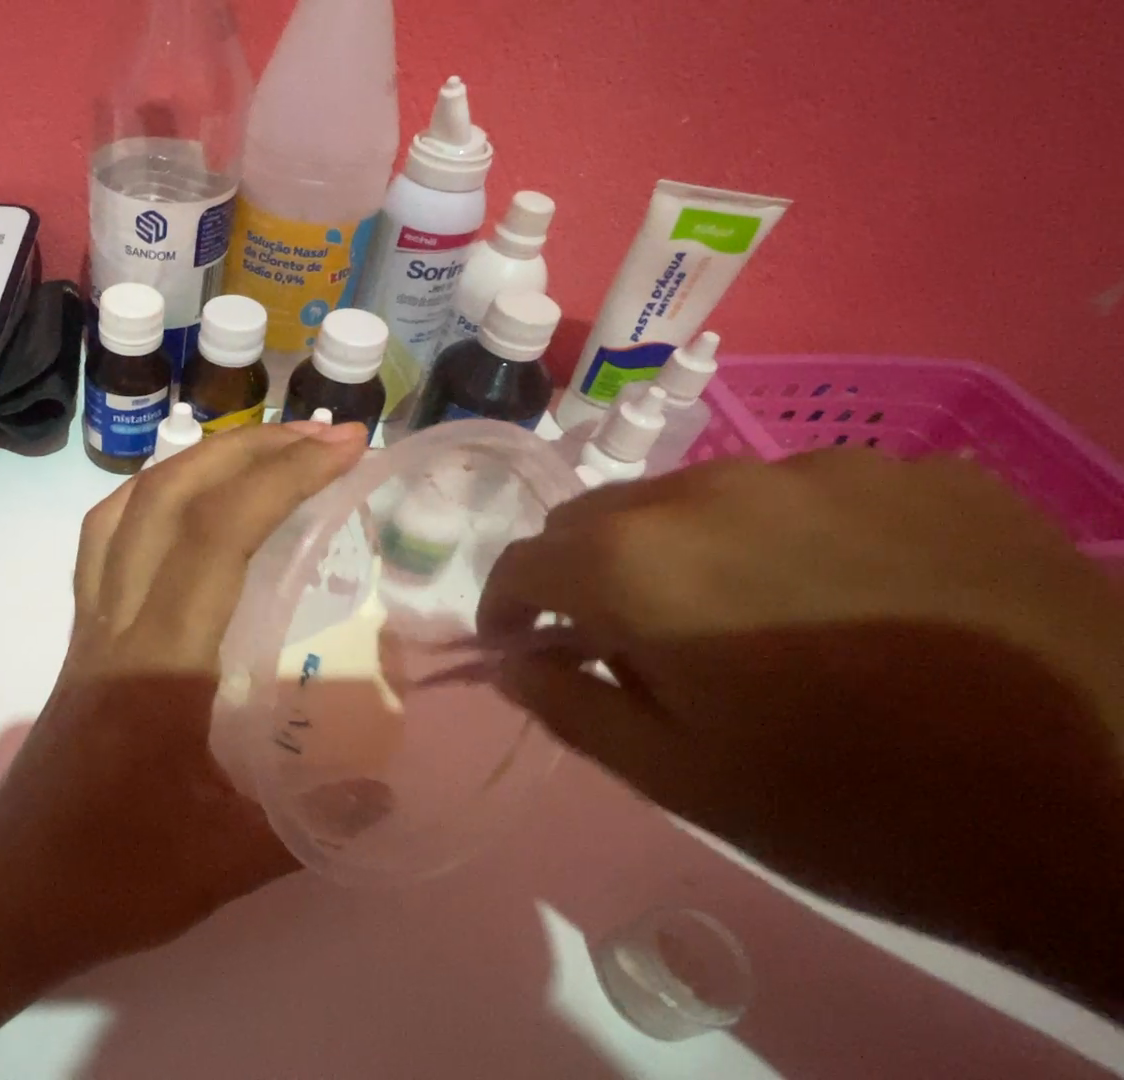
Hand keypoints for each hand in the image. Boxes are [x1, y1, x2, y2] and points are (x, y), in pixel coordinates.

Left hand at [0, 421, 370, 1023]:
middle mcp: (117, 627)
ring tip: (262, 451)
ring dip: (195, 462)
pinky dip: (150, 500)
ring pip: (127, 510)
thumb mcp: (227, 865)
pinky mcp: (80, 643)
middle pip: (168, 499)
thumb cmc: (113, 881)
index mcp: (160, 665)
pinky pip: (105, 544)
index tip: (346, 450)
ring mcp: (90, 630)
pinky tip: (189, 511)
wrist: (8, 898)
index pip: (217, 537)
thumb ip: (313, 821)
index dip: (282, 478)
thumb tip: (388, 784)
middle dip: (249, 450)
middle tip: (323, 435)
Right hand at [480, 450, 1123, 1011]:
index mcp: (636, 563)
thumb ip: (567, 704)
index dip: (506, 607)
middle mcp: (708, 490)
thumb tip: (512, 661)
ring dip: (676, 551)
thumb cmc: (851, 804)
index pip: (522, 561)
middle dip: (582, 575)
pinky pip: (796, 495)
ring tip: (736, 620)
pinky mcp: (911, 472)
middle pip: (598, 518)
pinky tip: (835, 598)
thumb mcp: (673, 776)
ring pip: (693, 498)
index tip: (521, 647)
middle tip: (622, 642)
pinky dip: (774, 538)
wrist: (1120, 801)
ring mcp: (817, 470)